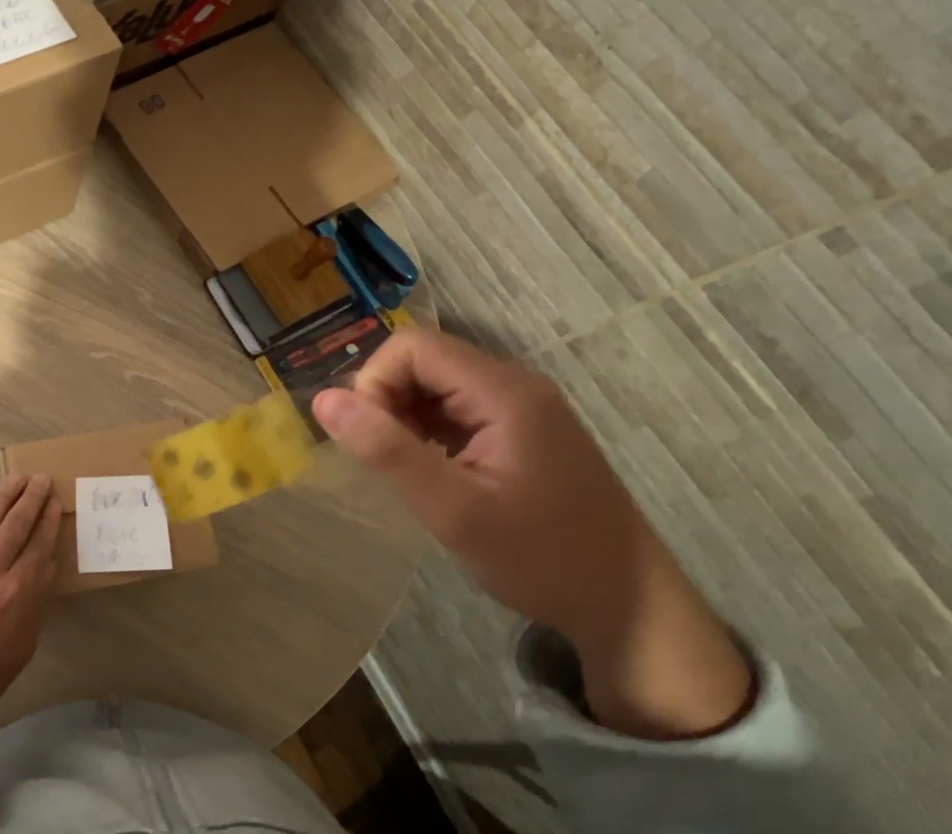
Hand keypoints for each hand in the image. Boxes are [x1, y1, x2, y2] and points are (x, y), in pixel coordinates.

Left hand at [0, 474, 61, 727]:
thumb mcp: (26, 642)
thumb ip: (36, 599)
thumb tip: (42, 564)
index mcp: (21, 594)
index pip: (41, 543)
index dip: (49, 519)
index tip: (55, 502)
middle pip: (16, 523)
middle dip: (31, 498)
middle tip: (40, 479)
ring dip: (3, 495)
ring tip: (15, 479)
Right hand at [313, 328, 752, 739]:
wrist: (627, 603)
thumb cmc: (540, 559)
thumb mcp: (453, 511)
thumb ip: (387, 451)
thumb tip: (324, 400)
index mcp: (503, 392)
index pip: (412, 347)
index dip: (374, 382)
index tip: (368, 440)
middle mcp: (514, 385)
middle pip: (424, 360)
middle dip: (387, 401)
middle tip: (385, 463)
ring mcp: (523, 407)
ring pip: (437, 385)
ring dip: (406, 418)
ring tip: (409, 475)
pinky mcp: (523, 430)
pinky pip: (458, 408)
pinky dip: (429, 432)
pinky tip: (435, 475)